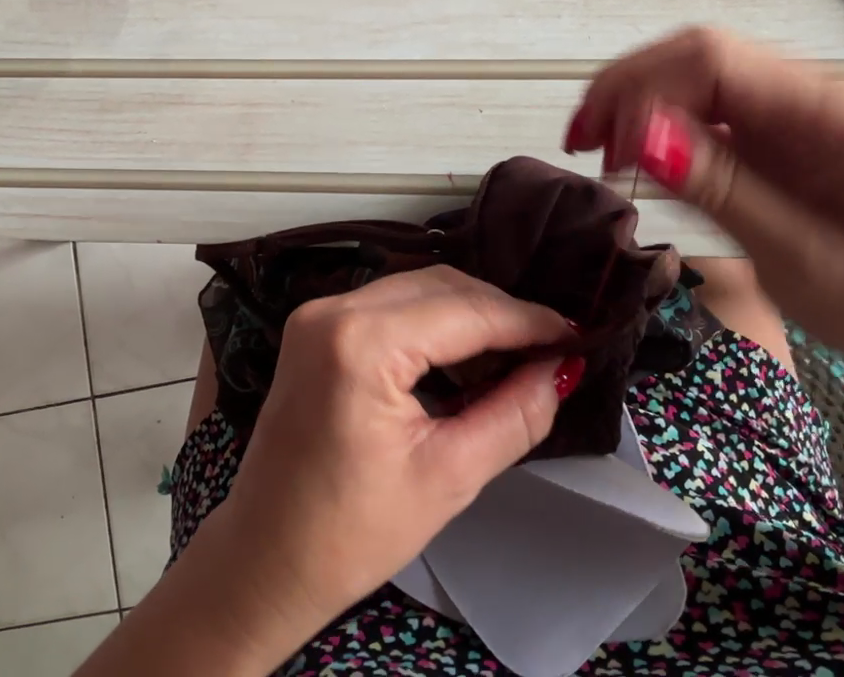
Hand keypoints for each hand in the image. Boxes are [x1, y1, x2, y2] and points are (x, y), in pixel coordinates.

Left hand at [211, 266, 572, 627]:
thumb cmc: (352, 532)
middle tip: (551, 350)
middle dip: (501, 314)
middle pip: (442, 286)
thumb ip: (515, 413)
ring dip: (470, 315)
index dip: (529, 321)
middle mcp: (333, 309)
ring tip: (517, 357)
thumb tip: (562, 368)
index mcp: (361, 342)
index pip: (467, 311)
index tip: (578, 336)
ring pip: (417, 289)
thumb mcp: (450, 475)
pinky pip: (390, 306)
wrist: (264, 558)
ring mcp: (317, 314)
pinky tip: (465, 358)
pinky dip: (434, 323)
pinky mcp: (314, 330)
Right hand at [563, 27, 843, 390]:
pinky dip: (671, 131)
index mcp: (835, 112)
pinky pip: (722, 117)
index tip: (594, 150)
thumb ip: (722, 190)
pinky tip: (645, 162)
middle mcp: (820, 96)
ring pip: (706, 81)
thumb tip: (636, 132)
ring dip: (644, 105)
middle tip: (579, 145)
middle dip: (629, 89)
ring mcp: (810, 117)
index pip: (711, 60)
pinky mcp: (799, 143)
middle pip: (703, 57)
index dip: (638, 90)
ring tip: (599, 154)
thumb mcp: (805, 260)